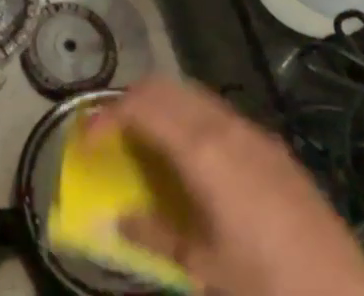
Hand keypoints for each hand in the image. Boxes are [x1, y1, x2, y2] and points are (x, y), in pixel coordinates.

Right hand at [89, 75, 363, 295]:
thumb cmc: (265, 282)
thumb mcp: (201, 265)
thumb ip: (153, 233)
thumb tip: (116, 219)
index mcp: (203, 150)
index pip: (140, 106)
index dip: (105, 115)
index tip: (86, 137)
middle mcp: (228, 128)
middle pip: (166, 88)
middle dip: (131, 102)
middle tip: (112, 135)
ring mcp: (257, 135)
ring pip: (195, 96)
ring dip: (163, 108)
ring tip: (147, 145)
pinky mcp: (277, 150)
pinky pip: (221, 116)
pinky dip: (193, 121)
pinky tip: (194, 162)